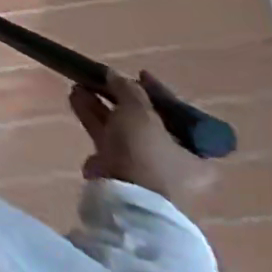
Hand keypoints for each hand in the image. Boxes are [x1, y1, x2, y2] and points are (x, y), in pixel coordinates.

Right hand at [70, 70, 215, 210]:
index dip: (159, 92)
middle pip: (146, 119)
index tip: (139, 74)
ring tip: (79, 82)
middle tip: (103, 78)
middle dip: (121, 96)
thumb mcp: (141, 113)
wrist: (125, 197)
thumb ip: (129, 90)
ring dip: (101, 103)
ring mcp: (143, 163)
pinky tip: (75, 97)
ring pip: (121, 125)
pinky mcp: (118, 167)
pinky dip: (92, 116)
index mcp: (196, 152)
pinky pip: (106, 135)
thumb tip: (115, 75)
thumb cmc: (146, 153)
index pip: (181, 115)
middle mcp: (173, 159)